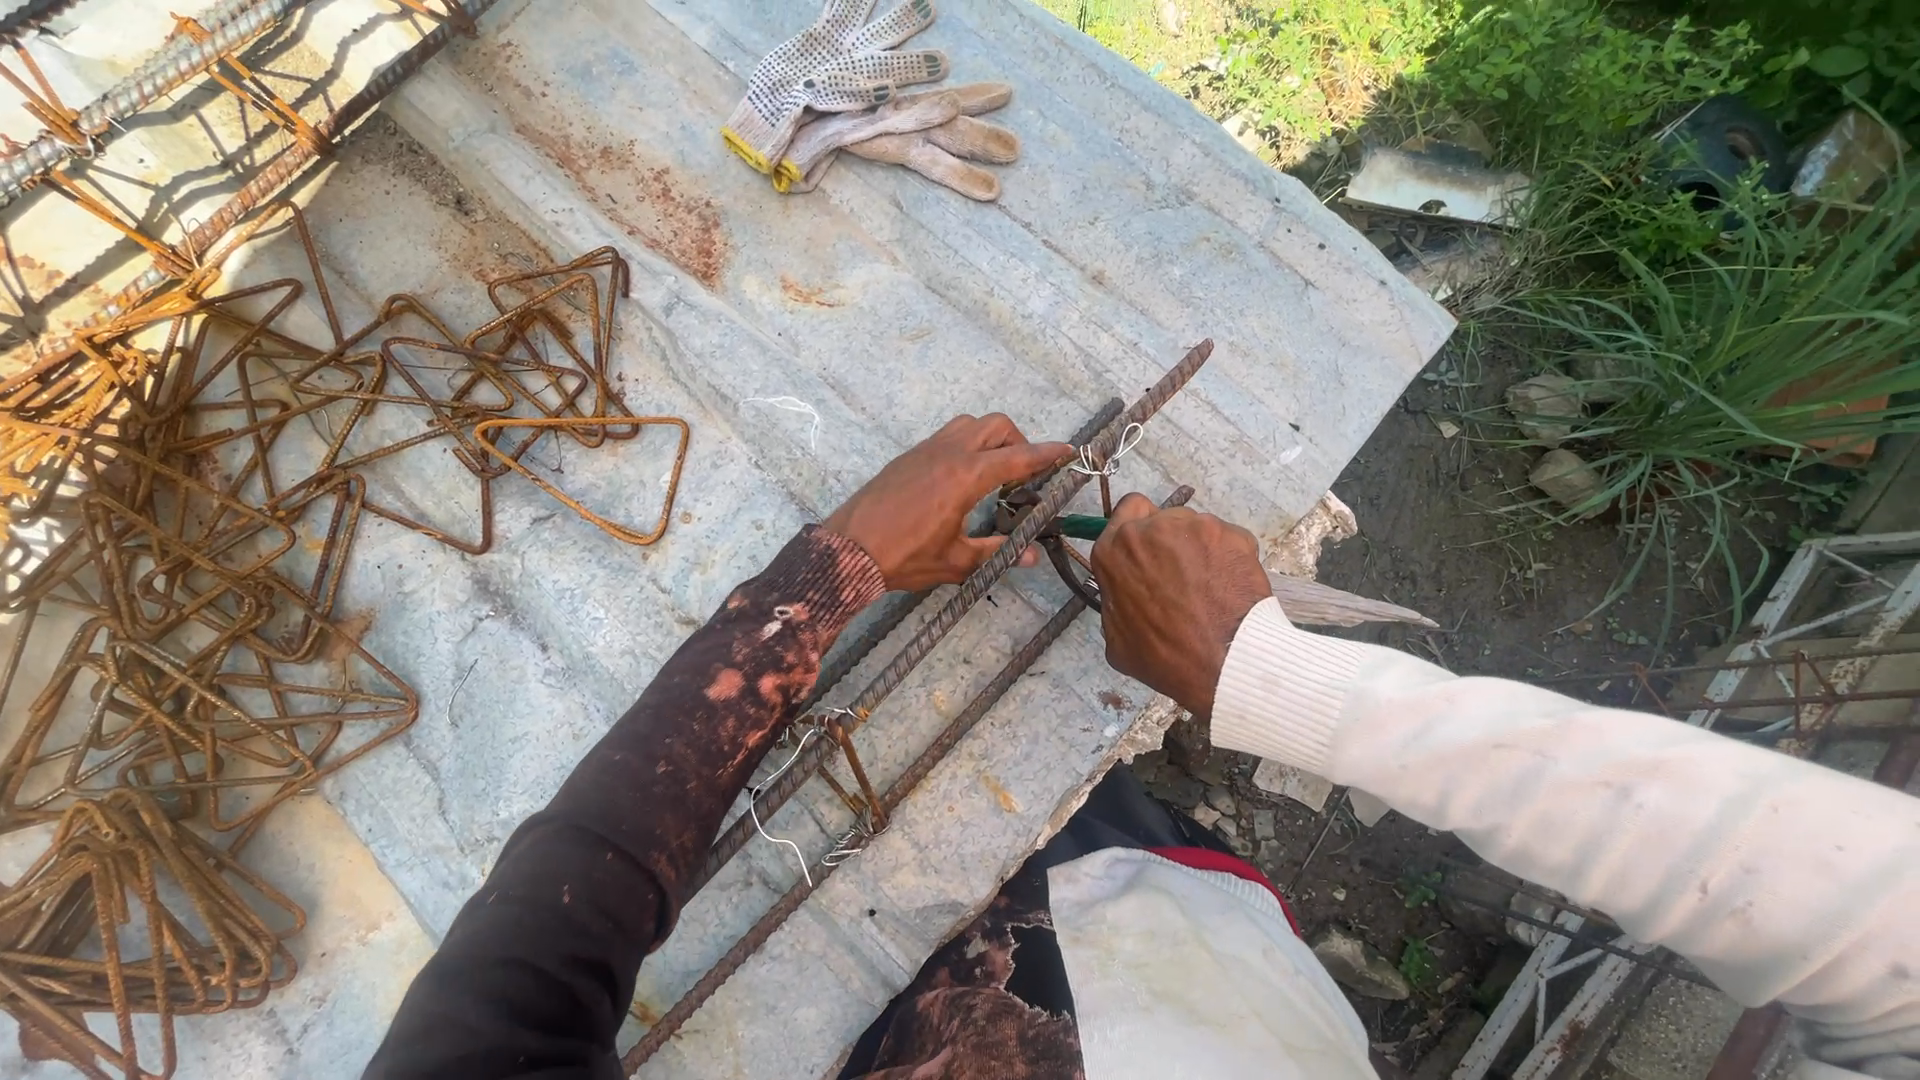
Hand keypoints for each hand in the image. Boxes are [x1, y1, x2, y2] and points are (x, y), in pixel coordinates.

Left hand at [825, 414, 1070, 590]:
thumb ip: (997, 554)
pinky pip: (946, 436)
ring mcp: (925, 450)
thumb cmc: (904, 557)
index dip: (1048, 454)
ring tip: (993, 472)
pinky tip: (961, 478)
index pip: (1018, 457)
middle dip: (1019, 442)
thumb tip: (1031, 556)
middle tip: (1023, 474)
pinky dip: (965, 445)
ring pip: (969, 424)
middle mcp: (949, 453)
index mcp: (966, 476)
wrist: (848, 550)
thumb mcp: (956, 562)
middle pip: (996, 426)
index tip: (1069, 450)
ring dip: (989, 439)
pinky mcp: (908, 456)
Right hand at [1091, 494, 1271, 717]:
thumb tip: (1128, 595)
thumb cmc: (1164, 658)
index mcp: (1113, 551)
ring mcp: (1194, 526)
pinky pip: (1227, 540)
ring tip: (1210, 587)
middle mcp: (1150, 529)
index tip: (1150, 548)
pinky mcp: (1232, 533)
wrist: (1223, 663)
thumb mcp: (1116, 638)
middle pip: (1163, 519)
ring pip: (1197, 528)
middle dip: (1171, 541)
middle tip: (1181, 575)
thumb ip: (1117, 600)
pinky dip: (1228, 558)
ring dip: (1200, 549)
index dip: (1140, 526)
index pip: (1127, 511)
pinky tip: (1230, 588)